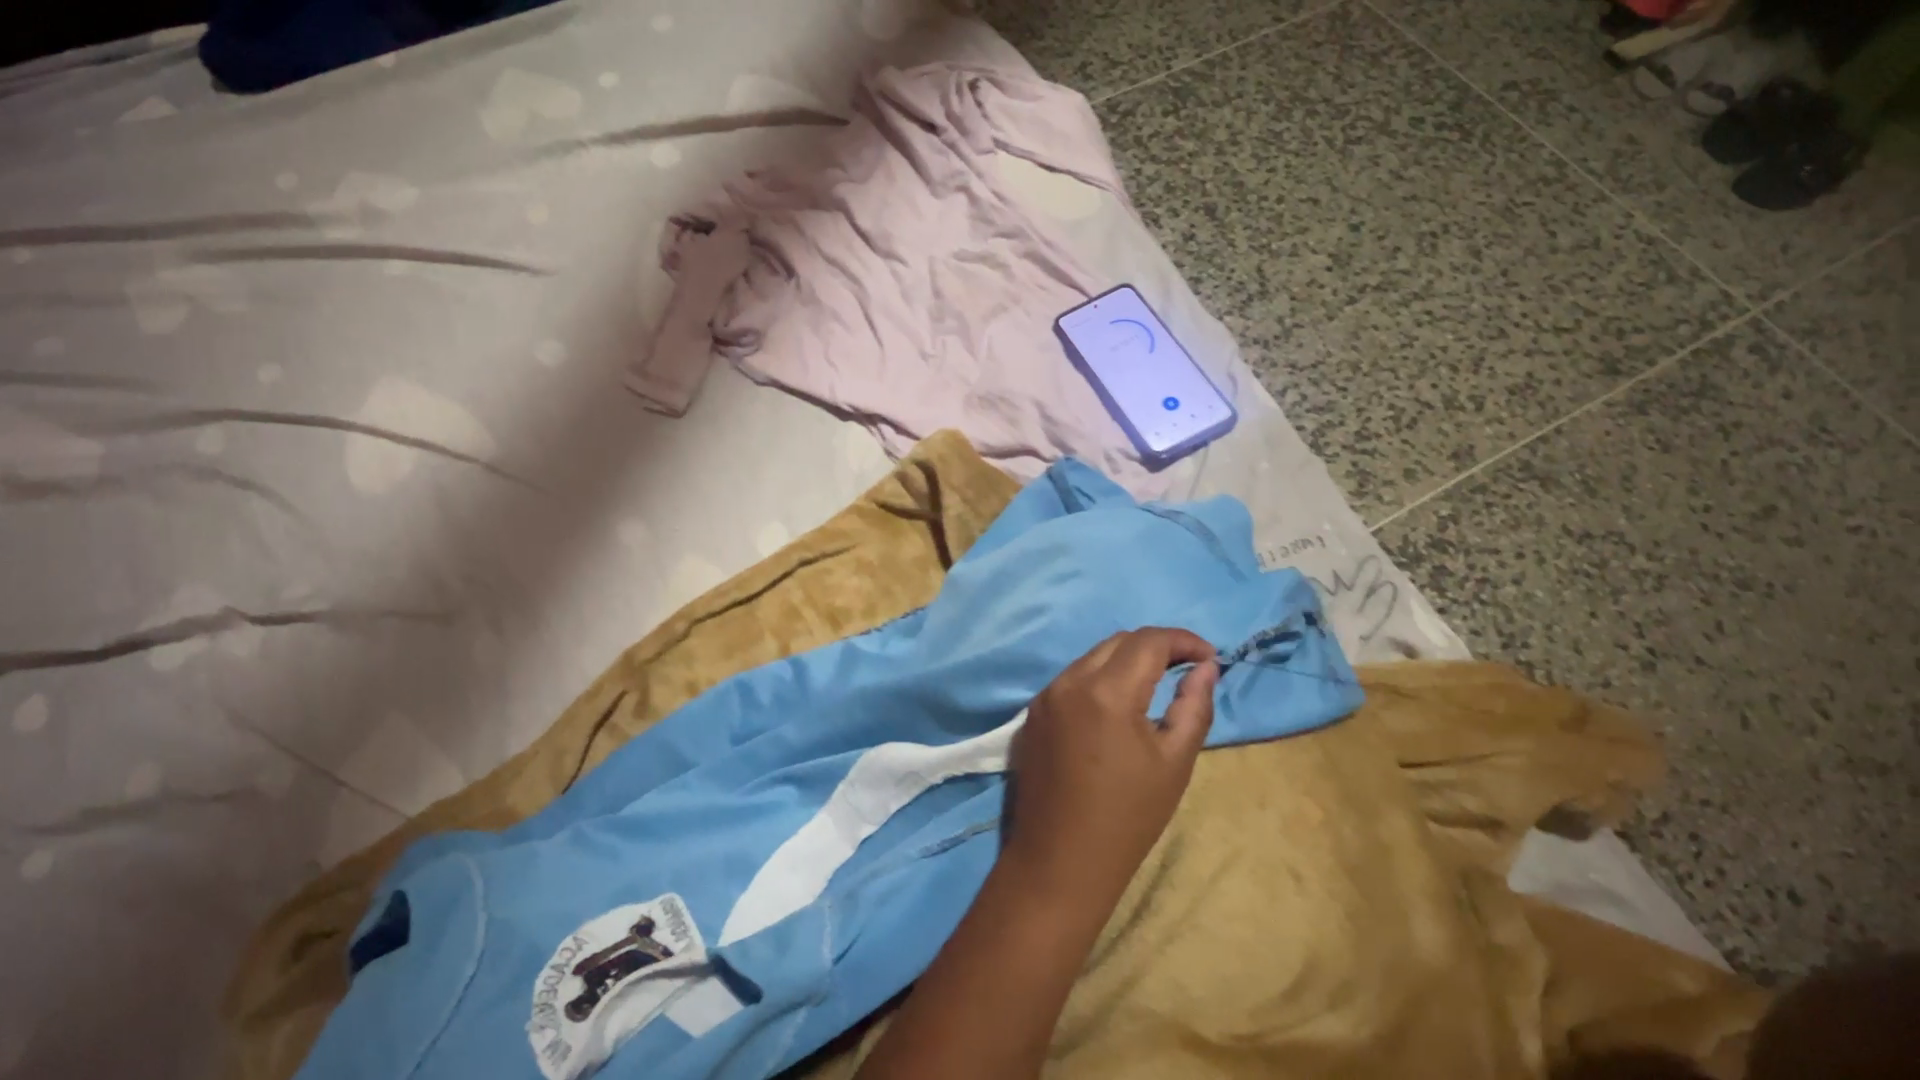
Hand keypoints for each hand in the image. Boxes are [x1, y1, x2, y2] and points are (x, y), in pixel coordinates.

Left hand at [1002, 627, 1218, 908]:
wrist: (1059, 862)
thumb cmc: (1127, 817)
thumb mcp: (1175, 762)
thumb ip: (1193, 706)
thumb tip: (1206, 668)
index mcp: (1106, 692)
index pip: (1149, 641)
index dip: (1184, 642)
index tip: (1210, 658)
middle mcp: (1069, 683)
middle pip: (1118, 642)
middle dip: (1156, 647)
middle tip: (1187, 669)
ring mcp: (1045, 698)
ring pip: (1092, 657)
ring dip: (1127, 661)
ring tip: (1158, 683)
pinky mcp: (1032, 716)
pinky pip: (1071, 680)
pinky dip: (1100, 679)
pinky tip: (1119, 705)